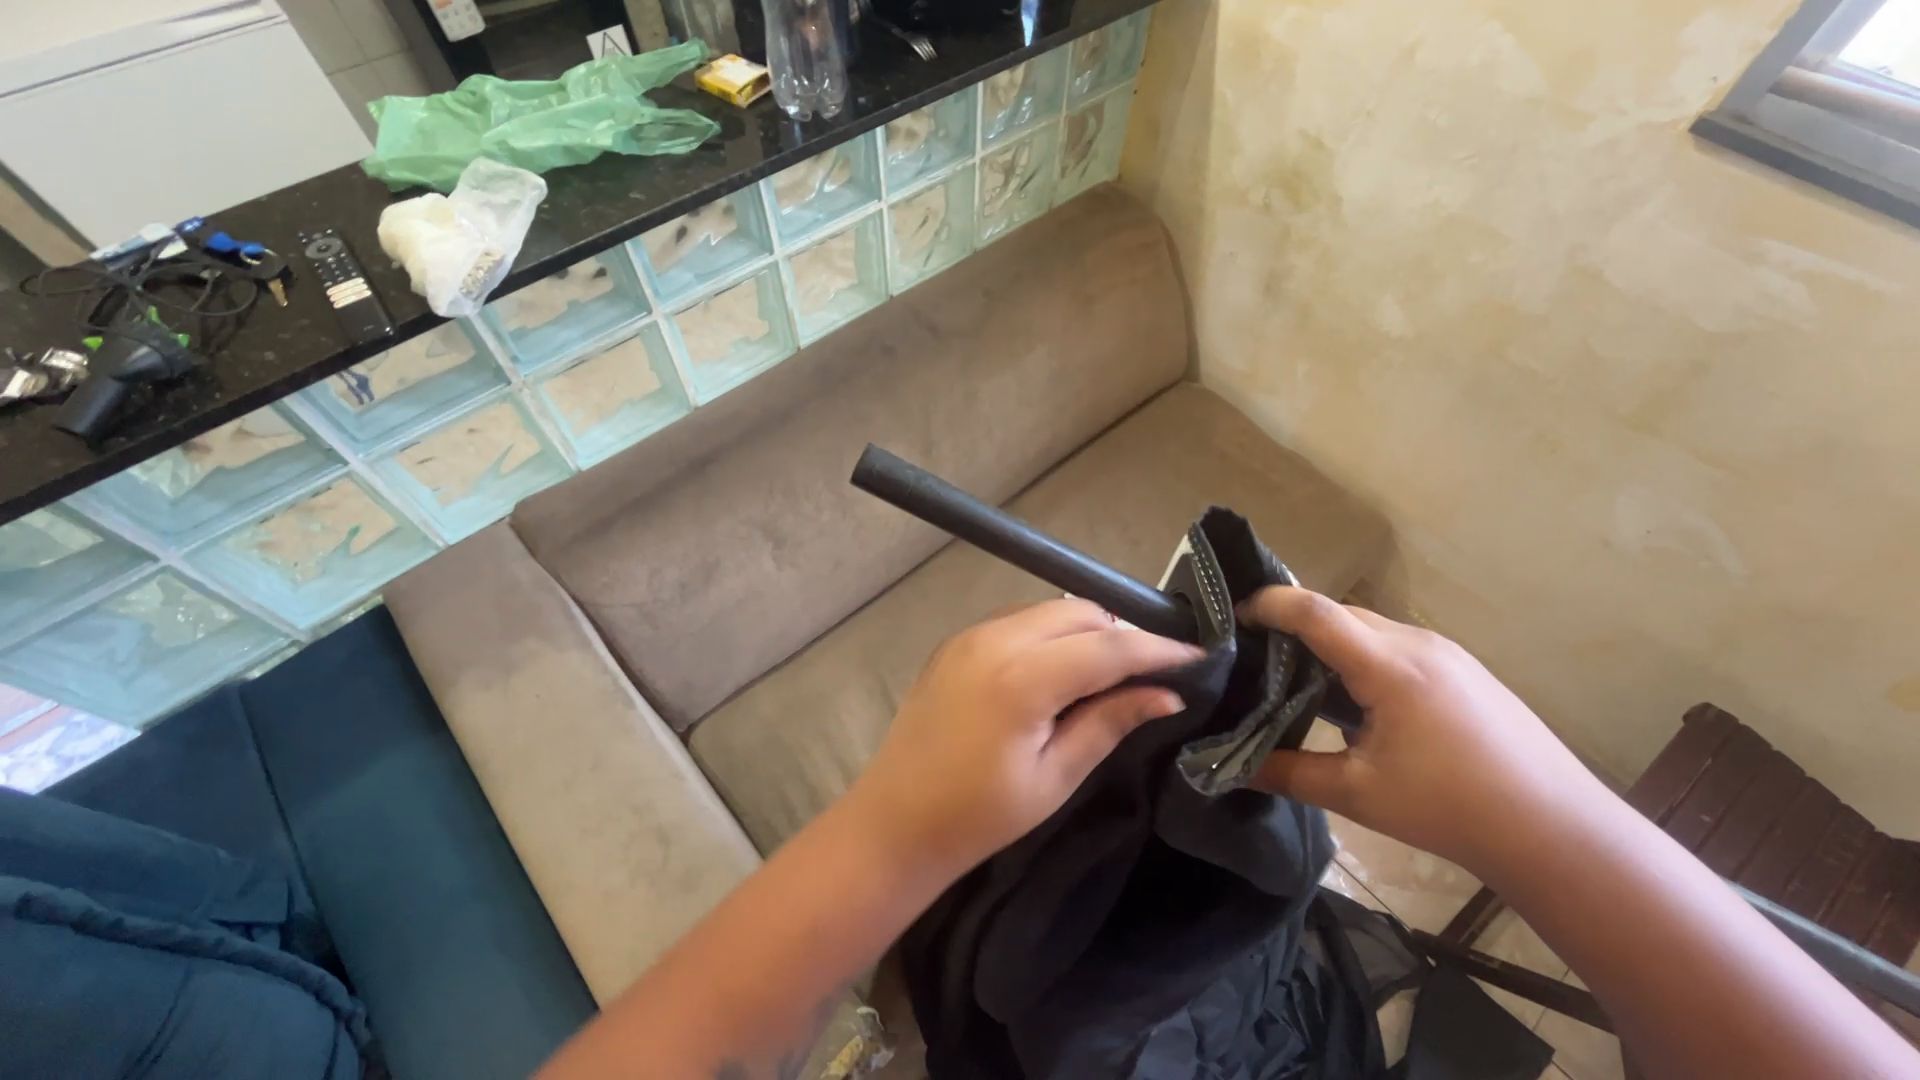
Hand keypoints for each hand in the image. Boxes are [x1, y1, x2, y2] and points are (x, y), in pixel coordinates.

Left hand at [845, 598, 1203, 878]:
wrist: (895, 822)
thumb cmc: (979, 815)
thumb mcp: (1054, 776)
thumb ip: (1109, 723)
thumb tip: (1166, 695)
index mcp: (1021, 677)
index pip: (1109, 645)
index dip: (1158, 650)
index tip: (1198, 658)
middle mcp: (994, 639)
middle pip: (1079, 613)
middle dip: (1122, 634)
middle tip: (1152, 673)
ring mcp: (969, 636)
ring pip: (1048, 611)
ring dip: (1086, 631)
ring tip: (1109, 673)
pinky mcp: (955, 643)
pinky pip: (1018, 621)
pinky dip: (1050, 635)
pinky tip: (1060, 671)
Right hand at [1242, 587, 1610, 874]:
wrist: (1559, 832)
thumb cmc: (1451, 808)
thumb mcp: (1357, 794)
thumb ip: (1286, 772)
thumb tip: (1229, 767)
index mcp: (1390, 666)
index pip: (1316, 611)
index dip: (1269, 604)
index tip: (1233, 615)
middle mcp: (1418, 645)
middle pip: (1341, 614)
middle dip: (1293, 626)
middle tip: (1256, 657)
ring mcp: (1448, 655)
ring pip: (1370, 629)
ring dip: (1330, 644)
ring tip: (1300, 681)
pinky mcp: (1466, 672)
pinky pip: (1397, 647)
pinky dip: (1362, 659)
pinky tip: (1356, 704)